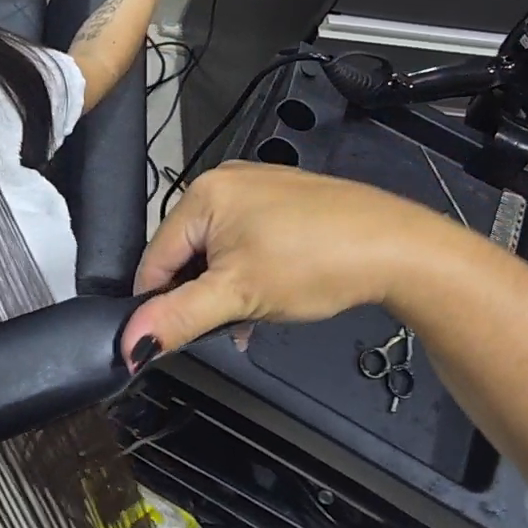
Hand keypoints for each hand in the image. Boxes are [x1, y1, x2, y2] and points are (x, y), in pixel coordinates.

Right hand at [121, 162, 466, 360]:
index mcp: (202, 193)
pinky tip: (271, 292)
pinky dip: (248, 269)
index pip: (154, 257)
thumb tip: (128, 347)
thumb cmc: (315, 263)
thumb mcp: (238, 296)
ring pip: (216, 249)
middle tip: (228, 323)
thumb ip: (178, 319)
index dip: (159, 302)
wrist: (400, 248)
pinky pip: (245, 237)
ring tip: (255, 311)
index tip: (177, 334)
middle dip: (200, 294)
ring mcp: (257, 186)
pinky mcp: (284, 198)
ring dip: (225, 287)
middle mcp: (224, 180)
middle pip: (185, 252)